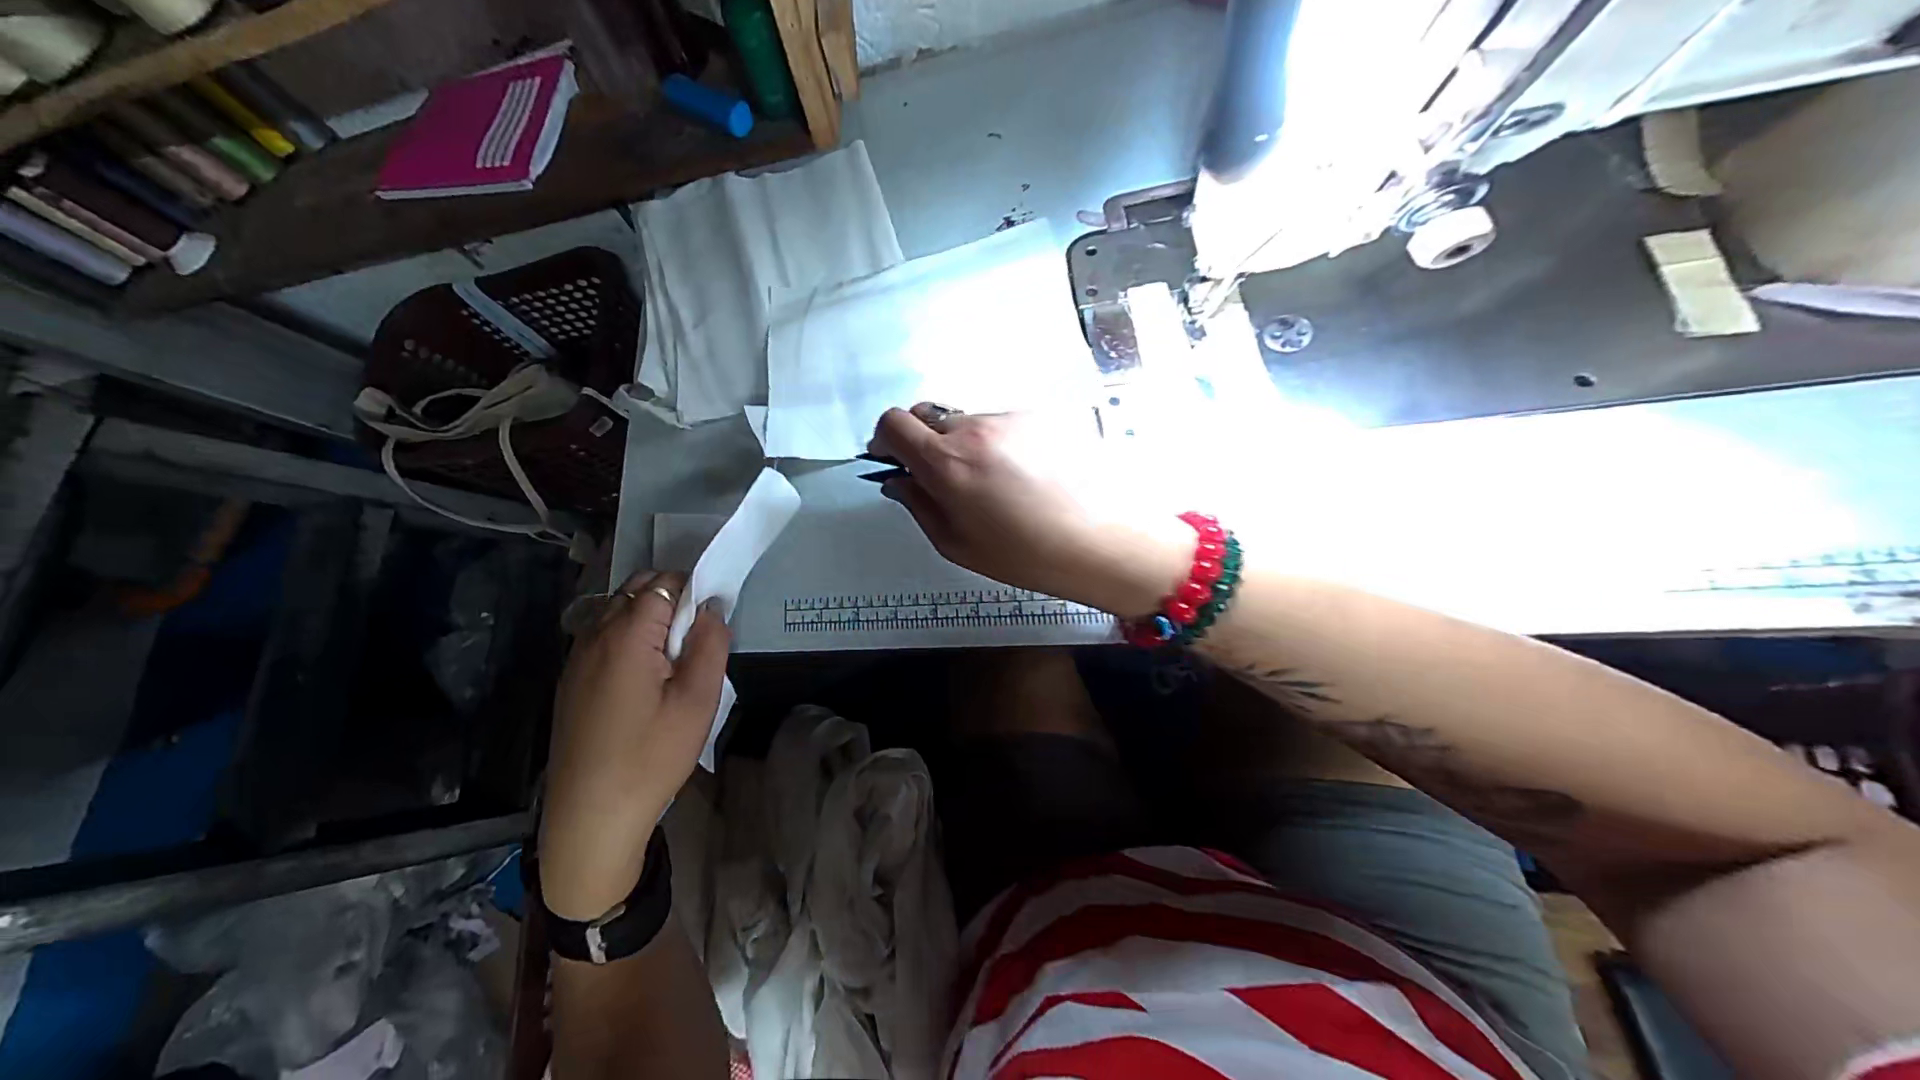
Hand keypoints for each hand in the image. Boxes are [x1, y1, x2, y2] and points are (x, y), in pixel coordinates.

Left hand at [538, 571, 729, 919]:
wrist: (591, 817)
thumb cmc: (651, 758)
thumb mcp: (698, 701)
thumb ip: (710, 644)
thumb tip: (710, 608)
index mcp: (625, 635)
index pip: (664, 584)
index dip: (693, 592)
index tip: (711, 624)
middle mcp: (593, 635)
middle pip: (636, 590)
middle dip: (671, 600)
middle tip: (696, 642)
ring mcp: (576, 658)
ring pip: (617, 611)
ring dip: (648, 618)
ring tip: (673, 660)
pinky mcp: (571, 680)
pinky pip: (602, 636)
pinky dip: (628, 637)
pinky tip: (645, 677)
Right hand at [868, 404, 1190, 616]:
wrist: (1099, 540)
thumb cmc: (1026, 554)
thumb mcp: (957, 543)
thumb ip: (918, 505)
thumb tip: (898, 482)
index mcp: (947, 461)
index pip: (894, 423)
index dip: (885, 440)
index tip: (892, 460)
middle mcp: (975, 428)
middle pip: (927, 414)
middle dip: (922, 441)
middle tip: (938, 476)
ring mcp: (1010, 418)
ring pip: (966, 419)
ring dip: (962, 442)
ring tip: (990, 483)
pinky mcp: (1039, 418)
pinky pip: (1001, 423)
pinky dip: (996, 442)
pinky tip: (1019, 476)